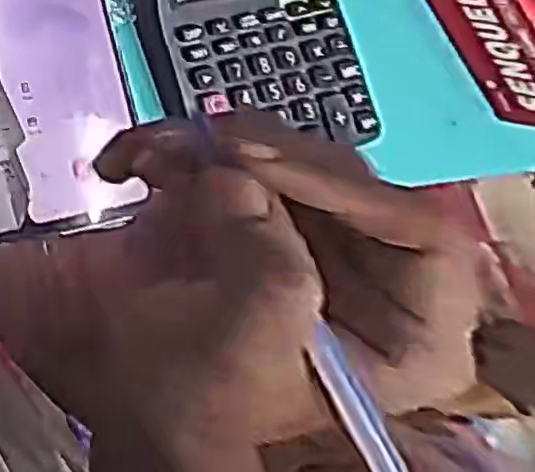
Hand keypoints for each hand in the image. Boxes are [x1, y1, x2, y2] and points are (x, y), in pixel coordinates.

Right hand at [87, 114, 480, 465]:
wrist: (116, 380)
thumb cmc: (193, 392)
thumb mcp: (237, 348)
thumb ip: (261, 273)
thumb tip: (235, 179)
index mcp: (402, 324)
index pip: (418, 232)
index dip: (342, 188)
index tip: (250, 160)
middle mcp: (355, 264)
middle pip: (336, 176)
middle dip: (257, 152)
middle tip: (195, 145)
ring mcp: (284, 225)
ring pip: (266, 147)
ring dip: (196, 142)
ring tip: (144, 157)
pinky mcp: (224, 200)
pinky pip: (203, 149)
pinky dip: (159, 145)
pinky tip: (123, 164)